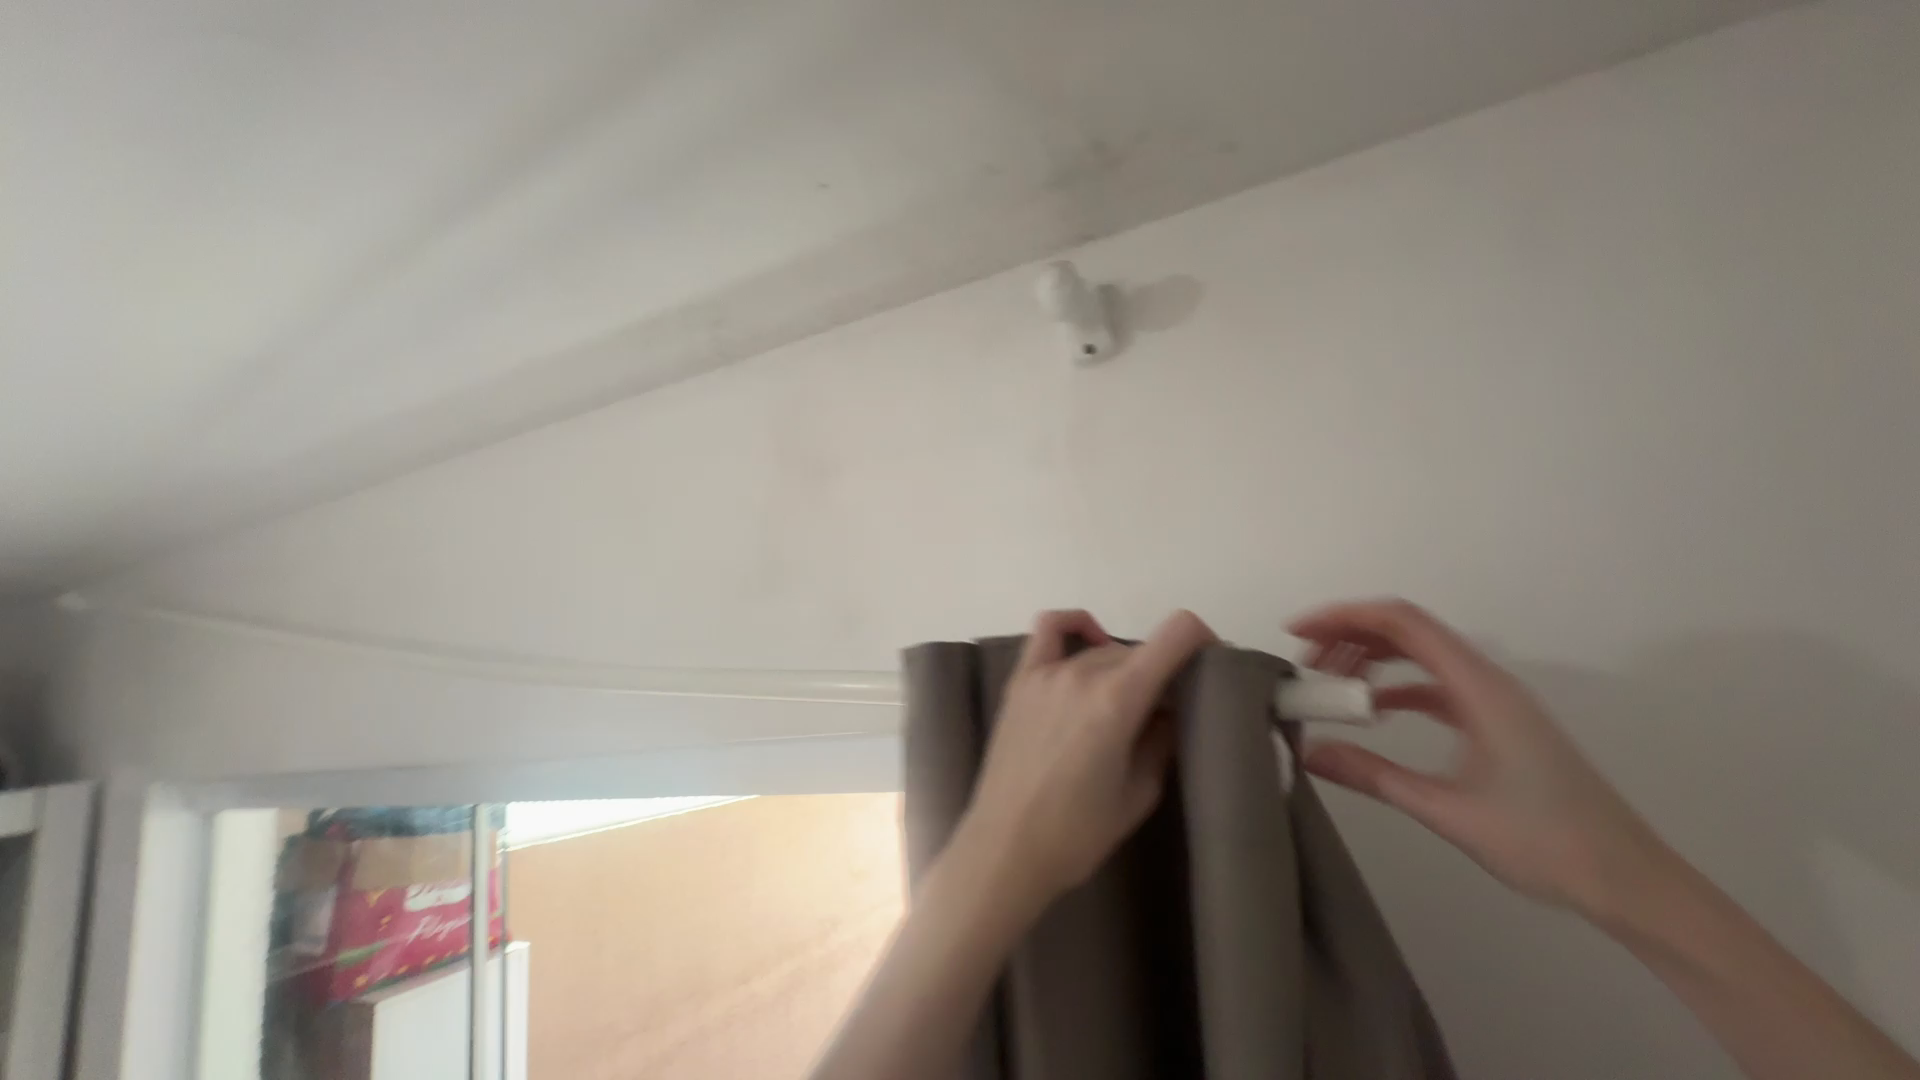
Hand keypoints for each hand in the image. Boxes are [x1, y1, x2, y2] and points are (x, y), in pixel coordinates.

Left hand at [957, 609, 1217, 907]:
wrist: (1005, 849)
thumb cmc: (1077, 833)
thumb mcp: (1139, 793)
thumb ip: (1162, 741)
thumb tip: (1169, 711)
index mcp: (1119, 699)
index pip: (1175, 635)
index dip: (1202, 640)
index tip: (1211, 664)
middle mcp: (1083, 673)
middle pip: (1139, 652)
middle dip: (1163, 673)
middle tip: (1167, 714)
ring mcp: (1046, 673)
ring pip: (1102, 651)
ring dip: (1124, 668)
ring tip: (1127, 703)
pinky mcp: (1020, 681)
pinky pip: (1049, 630)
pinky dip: (1076, 625)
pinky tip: (1091, 643)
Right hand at [1289, 599, 1672, 919]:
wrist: (1629, 881)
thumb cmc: (1545, 842)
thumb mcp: (1446, 810)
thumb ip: (1373, 775)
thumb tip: (1307, 751)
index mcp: (1479, 688)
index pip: (1403, 623)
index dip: (1344, 617)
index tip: (1298, 632)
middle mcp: (1487, 681)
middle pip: (1408, 631)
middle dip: (1349, 636)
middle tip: (1303, 665)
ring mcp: (1494, 701)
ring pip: (1421, 655)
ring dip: (1371, 659)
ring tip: (1329, 685)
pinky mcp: (1496, 723)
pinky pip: (1435, 684)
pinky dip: (1395, 686)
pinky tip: (1373, 711)